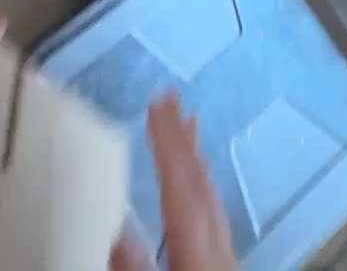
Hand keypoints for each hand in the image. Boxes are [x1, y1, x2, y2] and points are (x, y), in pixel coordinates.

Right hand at [132, 92, 236, 270]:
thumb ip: (135, 264)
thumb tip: (119, 223)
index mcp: (196, 246)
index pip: (179, 183)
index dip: (166, 139)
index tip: (154, 101)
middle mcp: (216, 241)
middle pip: (198, 179)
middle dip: (182, 133)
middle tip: (170, 92)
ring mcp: (226, 251)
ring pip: (211, 191)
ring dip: (196, 151)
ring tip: (188, 119)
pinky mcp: (227, 261)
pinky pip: (215, 206)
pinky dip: (205, 178)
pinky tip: (201, 173)